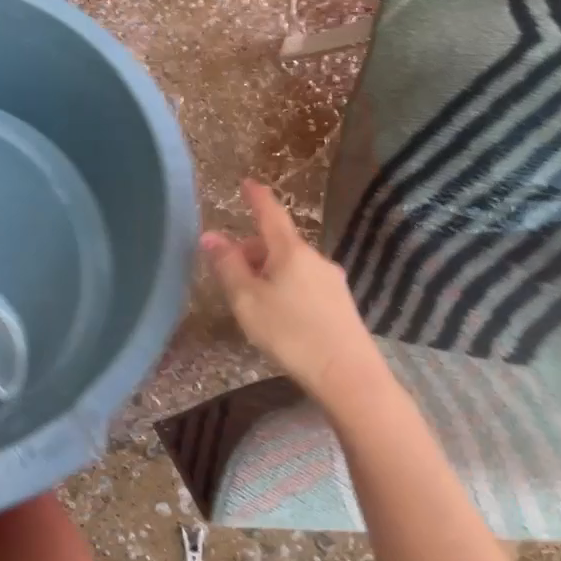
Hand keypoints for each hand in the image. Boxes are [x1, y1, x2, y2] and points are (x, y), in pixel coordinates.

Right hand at [199, 180, 382, 409]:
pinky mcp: (341, 306)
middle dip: (252, 250)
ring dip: (267, 272)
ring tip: (250, 300)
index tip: (247, 183)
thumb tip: (210, 236)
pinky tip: (277, 316)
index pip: (271, 214)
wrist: (350, 377)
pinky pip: (304, 284)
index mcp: (290, 252)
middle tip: (230, 272)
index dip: (257, 198)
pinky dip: (284, 287)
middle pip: (277, 244)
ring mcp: (332, 283)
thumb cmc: (291, 333)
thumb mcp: (247, 300)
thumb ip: (227, 266)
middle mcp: (315, 260)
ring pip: (291, 265)